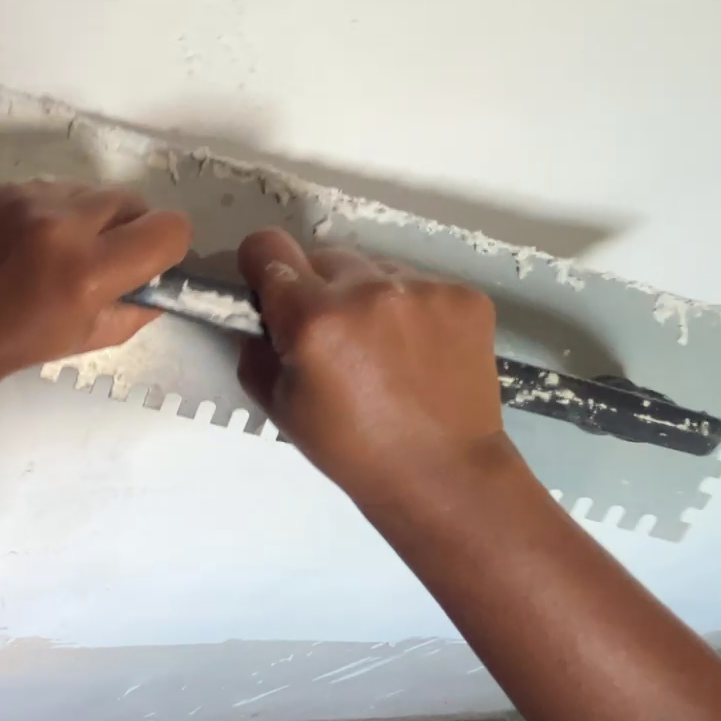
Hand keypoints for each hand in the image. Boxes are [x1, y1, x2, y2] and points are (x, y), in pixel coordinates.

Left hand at [0, 182, 192, 387]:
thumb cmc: (21, 343)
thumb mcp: (92, 338)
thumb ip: (139, 308)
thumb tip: (163, 280)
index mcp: (89, 272)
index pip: (169, 228)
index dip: (166, 248)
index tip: (149, 263)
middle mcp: (63, 226)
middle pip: (133, 200)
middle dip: (129, 229)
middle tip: (104, 258)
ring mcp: (30, 202)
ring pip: (93, 191)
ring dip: (92, 217)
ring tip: (63, 251)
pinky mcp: (5, 192)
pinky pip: (55, 189)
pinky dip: (56, 212)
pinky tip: (34, 242)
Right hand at [237, 228, 511, 504]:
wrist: (440, 471)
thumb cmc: (346, 446)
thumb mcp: (276, 402)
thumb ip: (256, 347)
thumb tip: (261, 315)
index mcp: (311, 319)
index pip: (266, 248)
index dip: (258, 265)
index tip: (266, 289)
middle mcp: (367, 290)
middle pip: (319, 256)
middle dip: (312, 287)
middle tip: (323, 333)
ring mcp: (422, 290)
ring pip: (370, 268)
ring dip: (360, 294)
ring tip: (374, 345)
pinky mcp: (463, 296)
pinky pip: (414, 283)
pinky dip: (404, 307)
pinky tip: (411, 349)